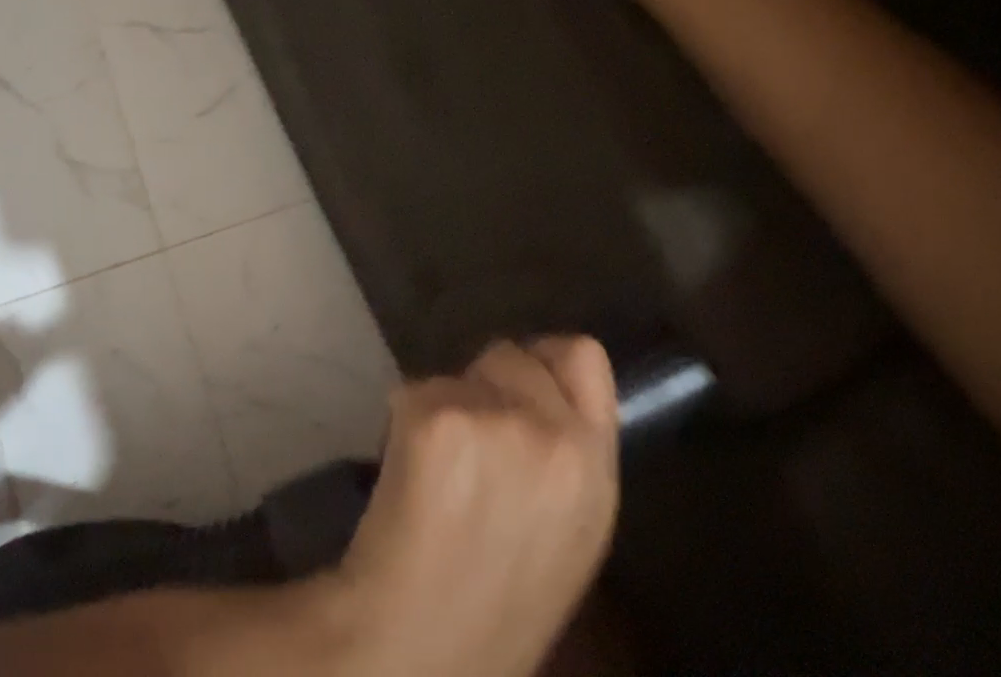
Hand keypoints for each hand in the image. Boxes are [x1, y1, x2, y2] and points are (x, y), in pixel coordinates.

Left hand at [329, 337, 621, 676]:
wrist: (419, 644)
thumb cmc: (497, 603)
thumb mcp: (569, 532)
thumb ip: (568, 456)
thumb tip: (538, 399)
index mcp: (596, 467)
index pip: (583, 357)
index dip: (545, 365)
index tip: (517, 391)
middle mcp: (555, 434)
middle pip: (511, 356)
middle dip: (486, 387)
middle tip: (465, 441)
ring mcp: (495, 421)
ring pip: (457, 375)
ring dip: (444, 405)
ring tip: (435, 469)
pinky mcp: (436, 418)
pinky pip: (416, 390)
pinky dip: (405, 420)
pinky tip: (406, 472)